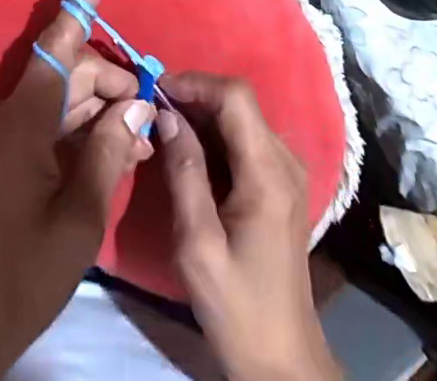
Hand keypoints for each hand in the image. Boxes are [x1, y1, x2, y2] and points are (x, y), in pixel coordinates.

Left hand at [0, 0, 155, 379]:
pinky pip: (50, 124)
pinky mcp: (4, 154)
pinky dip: (82, 130)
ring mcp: (3, 134)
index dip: (81, 1)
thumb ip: (110, 148)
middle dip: (112, 84)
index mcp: (23, 122)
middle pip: (69, 75)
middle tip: (148, 122)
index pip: (58, 46)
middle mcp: (9, 115)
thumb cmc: (24, 270)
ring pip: (62, 100)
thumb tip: (136, 103)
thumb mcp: (81, 212)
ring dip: (101, 110)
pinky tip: (113, 152)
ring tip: (139, 142)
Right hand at [159, 72, 339, 380]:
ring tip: (160, 127)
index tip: (154, 90)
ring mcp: (287, 172)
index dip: (194, 83)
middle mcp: (285, 162)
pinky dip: (213, 134)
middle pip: (239, 103)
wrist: (281, 355)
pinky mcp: (280, 184)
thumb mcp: (197, 241)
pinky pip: (244, 140)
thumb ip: (184, 172)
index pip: (235, 96)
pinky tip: (185, 151)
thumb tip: (166, 115)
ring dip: (200, 114)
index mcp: (269, 173)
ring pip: (240, 118)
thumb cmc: (235, 303)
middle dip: (192, 97)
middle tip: (149, 109)